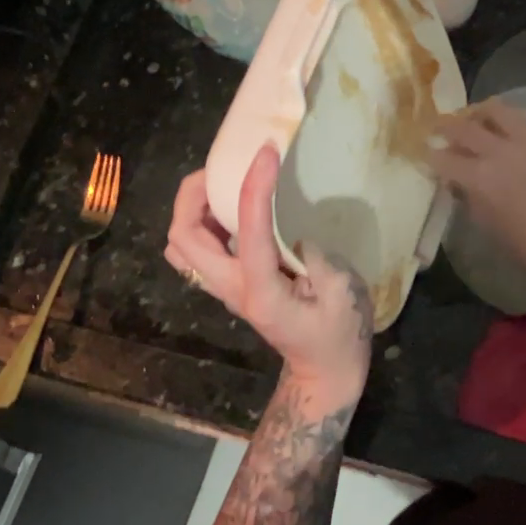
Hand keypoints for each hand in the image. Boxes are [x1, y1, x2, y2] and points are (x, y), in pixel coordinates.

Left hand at [166, 144, 371, 398]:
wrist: (324, 372)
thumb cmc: (340, 337)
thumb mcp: (344, 294)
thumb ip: (318, 258)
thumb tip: (292, 234)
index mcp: (262, 292)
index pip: (248, 230)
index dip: (253, 186)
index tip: (267, 152)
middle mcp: (233, 289)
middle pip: (183, 237)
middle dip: (193, 194)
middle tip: (223, 169)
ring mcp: (226, 291)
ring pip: (181, 245)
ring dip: (193, 209)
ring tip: (224, 187)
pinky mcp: (231, 287)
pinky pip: (198, 251)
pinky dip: (205, 223)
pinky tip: (234, 210)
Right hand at [430, 101, 525, 270]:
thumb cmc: (522, 242)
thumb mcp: (484, 223)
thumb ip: (468, 196)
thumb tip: (457, 181)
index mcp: (478, 177)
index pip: (443, 158)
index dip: (429, 154)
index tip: (422, 151)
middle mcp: (498, 151)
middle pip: (464, 127)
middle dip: (445, 126)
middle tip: (438, 127)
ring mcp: (524, 141)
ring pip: (496, 110)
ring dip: (479, 112)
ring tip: (473, 117)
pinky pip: (521, 121)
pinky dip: (506, 121)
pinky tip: (504, 130)